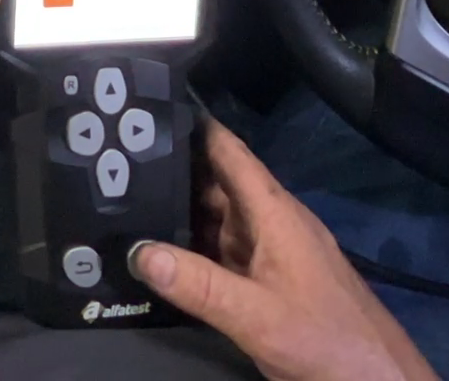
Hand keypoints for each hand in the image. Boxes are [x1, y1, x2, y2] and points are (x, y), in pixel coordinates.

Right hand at [132, 120, 438, 380]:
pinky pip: (225, 249)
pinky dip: (196, 244)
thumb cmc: (327, 341)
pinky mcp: (271, 279)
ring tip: (130, 200)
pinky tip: (165, 250)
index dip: (194, 124)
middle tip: (121, 160)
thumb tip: (138, 251)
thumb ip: (198, 284)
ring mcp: (273, 251)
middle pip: (217, 183)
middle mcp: (272, 221)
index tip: (153, 106)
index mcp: (274, 211)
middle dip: (175, 170)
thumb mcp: (256, 316)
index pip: (230, 151)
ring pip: (219, 217)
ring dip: (183, 209)